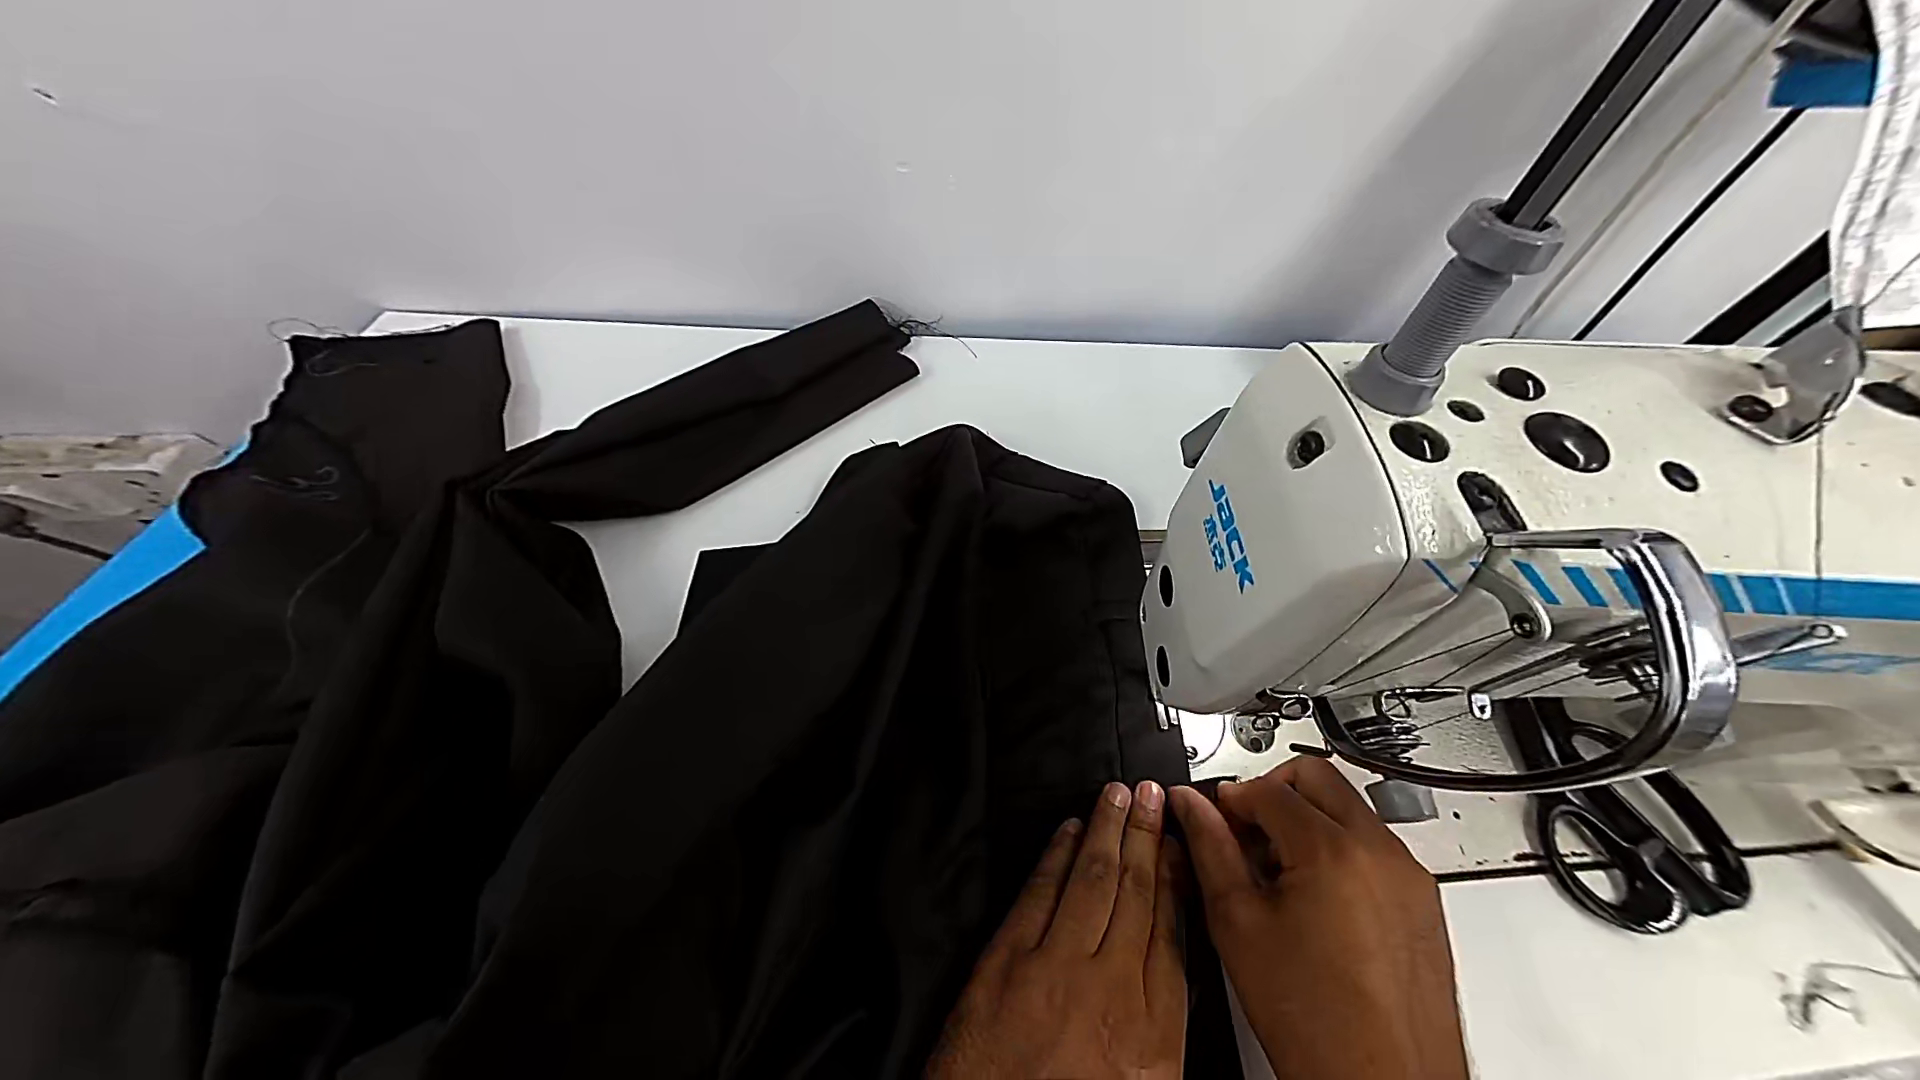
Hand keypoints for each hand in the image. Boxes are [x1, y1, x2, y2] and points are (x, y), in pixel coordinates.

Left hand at [926, 781, 1186, 1079]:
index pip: (1172, 933)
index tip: (1179, 846)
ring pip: (1092, 880)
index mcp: (1150, 1031)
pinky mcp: (1008, 961)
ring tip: (1119, 797)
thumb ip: (1159, 1021)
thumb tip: (1168, 961)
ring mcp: (1055, 968)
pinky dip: (1056, 855)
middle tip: (1153, 797)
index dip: (1176, 880)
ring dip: (1107, 831)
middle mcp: (1108, 990)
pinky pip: (1040, 892)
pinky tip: (1069, 833)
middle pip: (1135, 893)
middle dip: (1147, 837)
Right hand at [1169, 758, 1467, 1079]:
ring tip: (1275, 868)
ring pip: (1347, 807)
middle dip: (1272, 790)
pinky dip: (1337, 846)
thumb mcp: (1237, 922)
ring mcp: (1410, 878)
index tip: (1214, 814)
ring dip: (1305, 817)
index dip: (1230, 797)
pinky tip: (1310, 895)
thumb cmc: (1317, 1024)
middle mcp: (1382, 855)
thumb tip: (1189, 803)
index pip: (1268, 787)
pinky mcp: (1423, 902)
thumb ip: (1209, 847)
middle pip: (1316, 776)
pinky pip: (1373, 844)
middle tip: (1245, 827)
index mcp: (1333, 853)